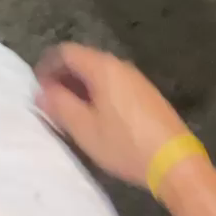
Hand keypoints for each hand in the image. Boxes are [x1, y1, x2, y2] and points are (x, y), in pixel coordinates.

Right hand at [35, 42, 189, 186]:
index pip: (65, 52)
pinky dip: (99, 93)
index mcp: (101, 67)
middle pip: (83, 60)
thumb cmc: (125, 144)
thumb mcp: (84, 129)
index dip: (47, 66)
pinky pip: (115, 84)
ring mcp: (137, 79)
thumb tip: (41, 92)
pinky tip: (100, 118)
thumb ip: (59, 105)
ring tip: (73, 112)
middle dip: (63, 77)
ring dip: (81, 87)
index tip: (38, 87)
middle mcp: (119, 65)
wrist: (177, 164)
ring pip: (99, 73)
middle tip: (52, 101)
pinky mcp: (148, 95)